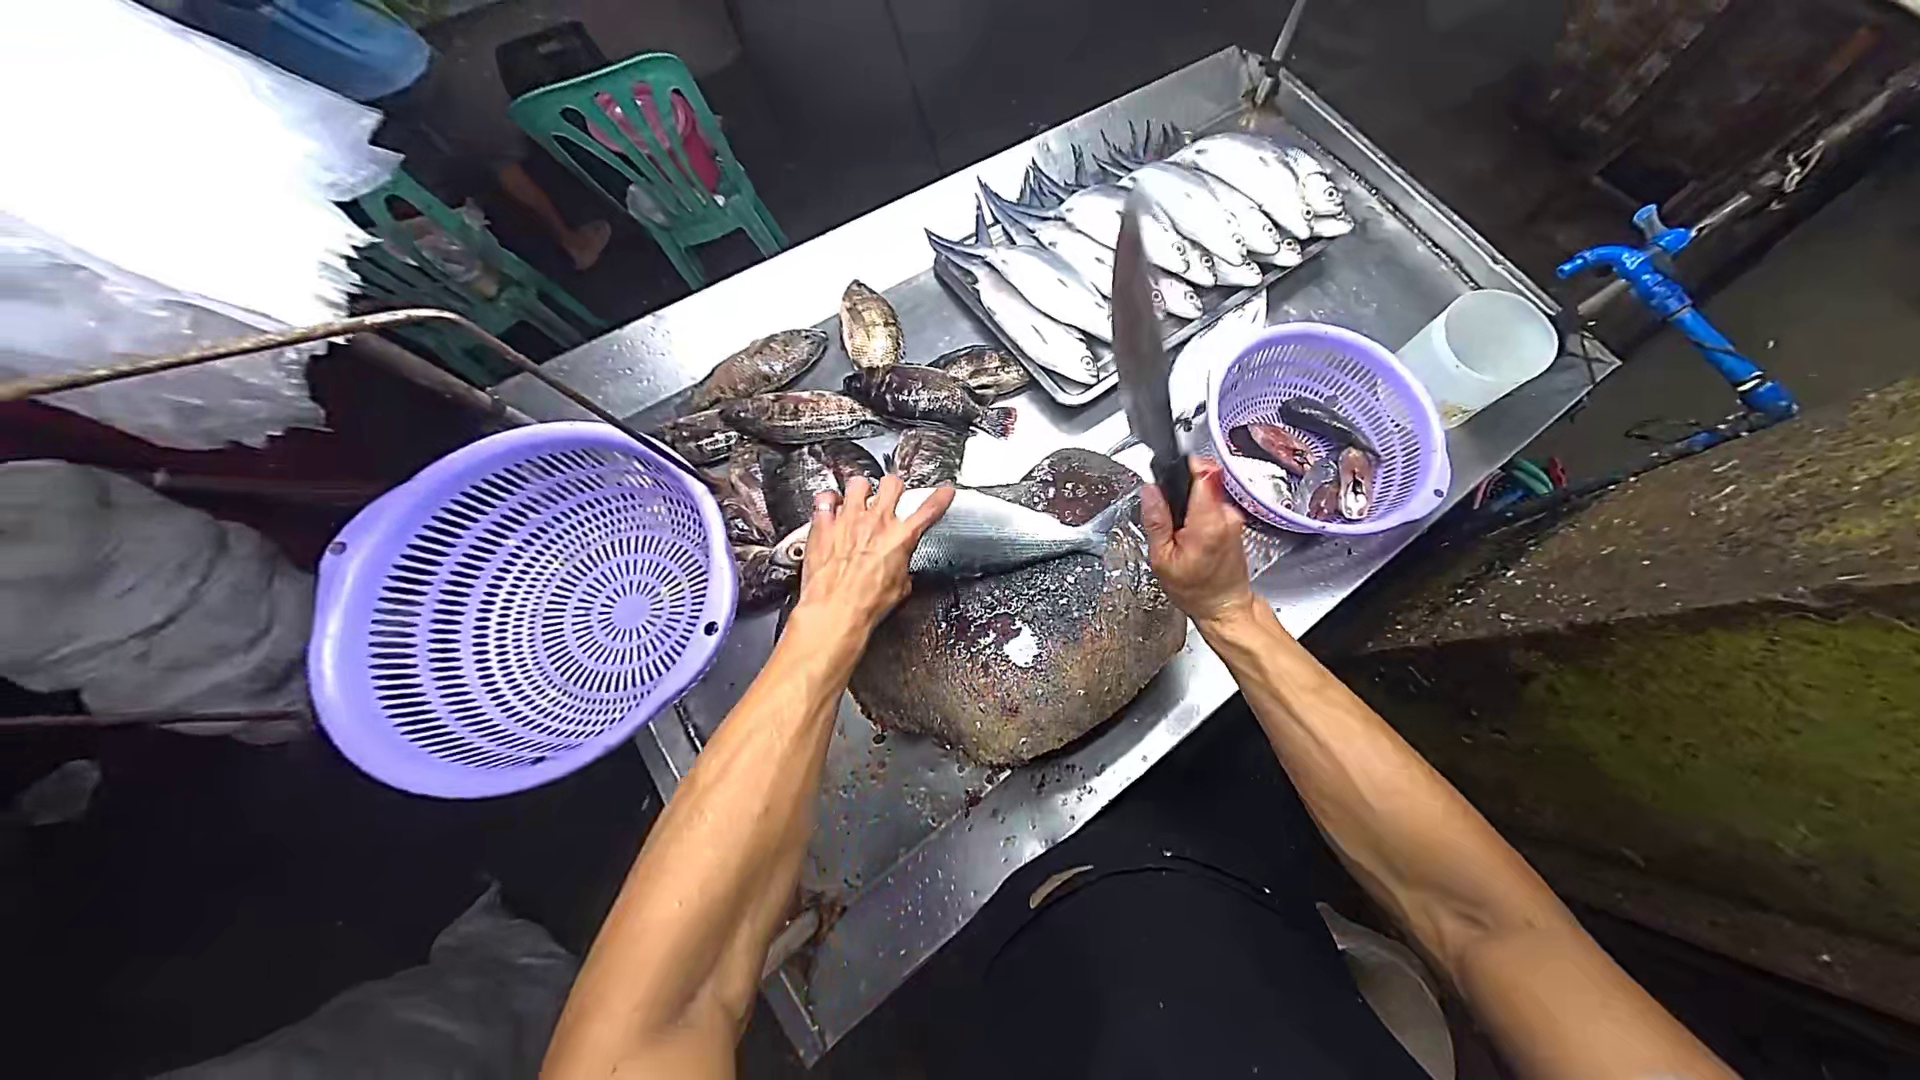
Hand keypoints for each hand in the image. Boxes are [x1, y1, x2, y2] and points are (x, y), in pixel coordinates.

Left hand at [794, 475, 953, 636]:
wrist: (835, 609)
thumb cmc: (866, 603)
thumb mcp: (900, 588)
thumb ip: (901, 567)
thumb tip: (898, 567)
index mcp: (901, 537)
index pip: (929, 509)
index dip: (940, 497)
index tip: (945, 491)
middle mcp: (876, 521)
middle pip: (892, 484)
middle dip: (894, 487)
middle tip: (890, 495)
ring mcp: (848, 519)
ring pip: (858, 483)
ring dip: (861, 490)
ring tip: (859, 498)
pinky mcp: (824, 524)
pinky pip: (826, 498)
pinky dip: (829, 501)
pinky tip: (830, 506)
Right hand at [1142, 458, 1257, 629]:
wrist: (1223, 606)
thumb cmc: (1195, 590)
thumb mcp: (1162, 559)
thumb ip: (1156, 521)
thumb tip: (1150, 490)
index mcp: (1207, 523)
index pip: (1203, 473)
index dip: (1184, 466)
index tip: (1168, 474)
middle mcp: (1227, 515)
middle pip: (1202, 480)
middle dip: (1180, 491)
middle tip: (1167, 515)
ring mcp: (1234, 518)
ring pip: (1206, 492)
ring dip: (1188, 504)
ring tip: (1178, 530)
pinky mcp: (1235, 522)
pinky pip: (1212, 504)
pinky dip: (1197, 513)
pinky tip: (1190, 535)